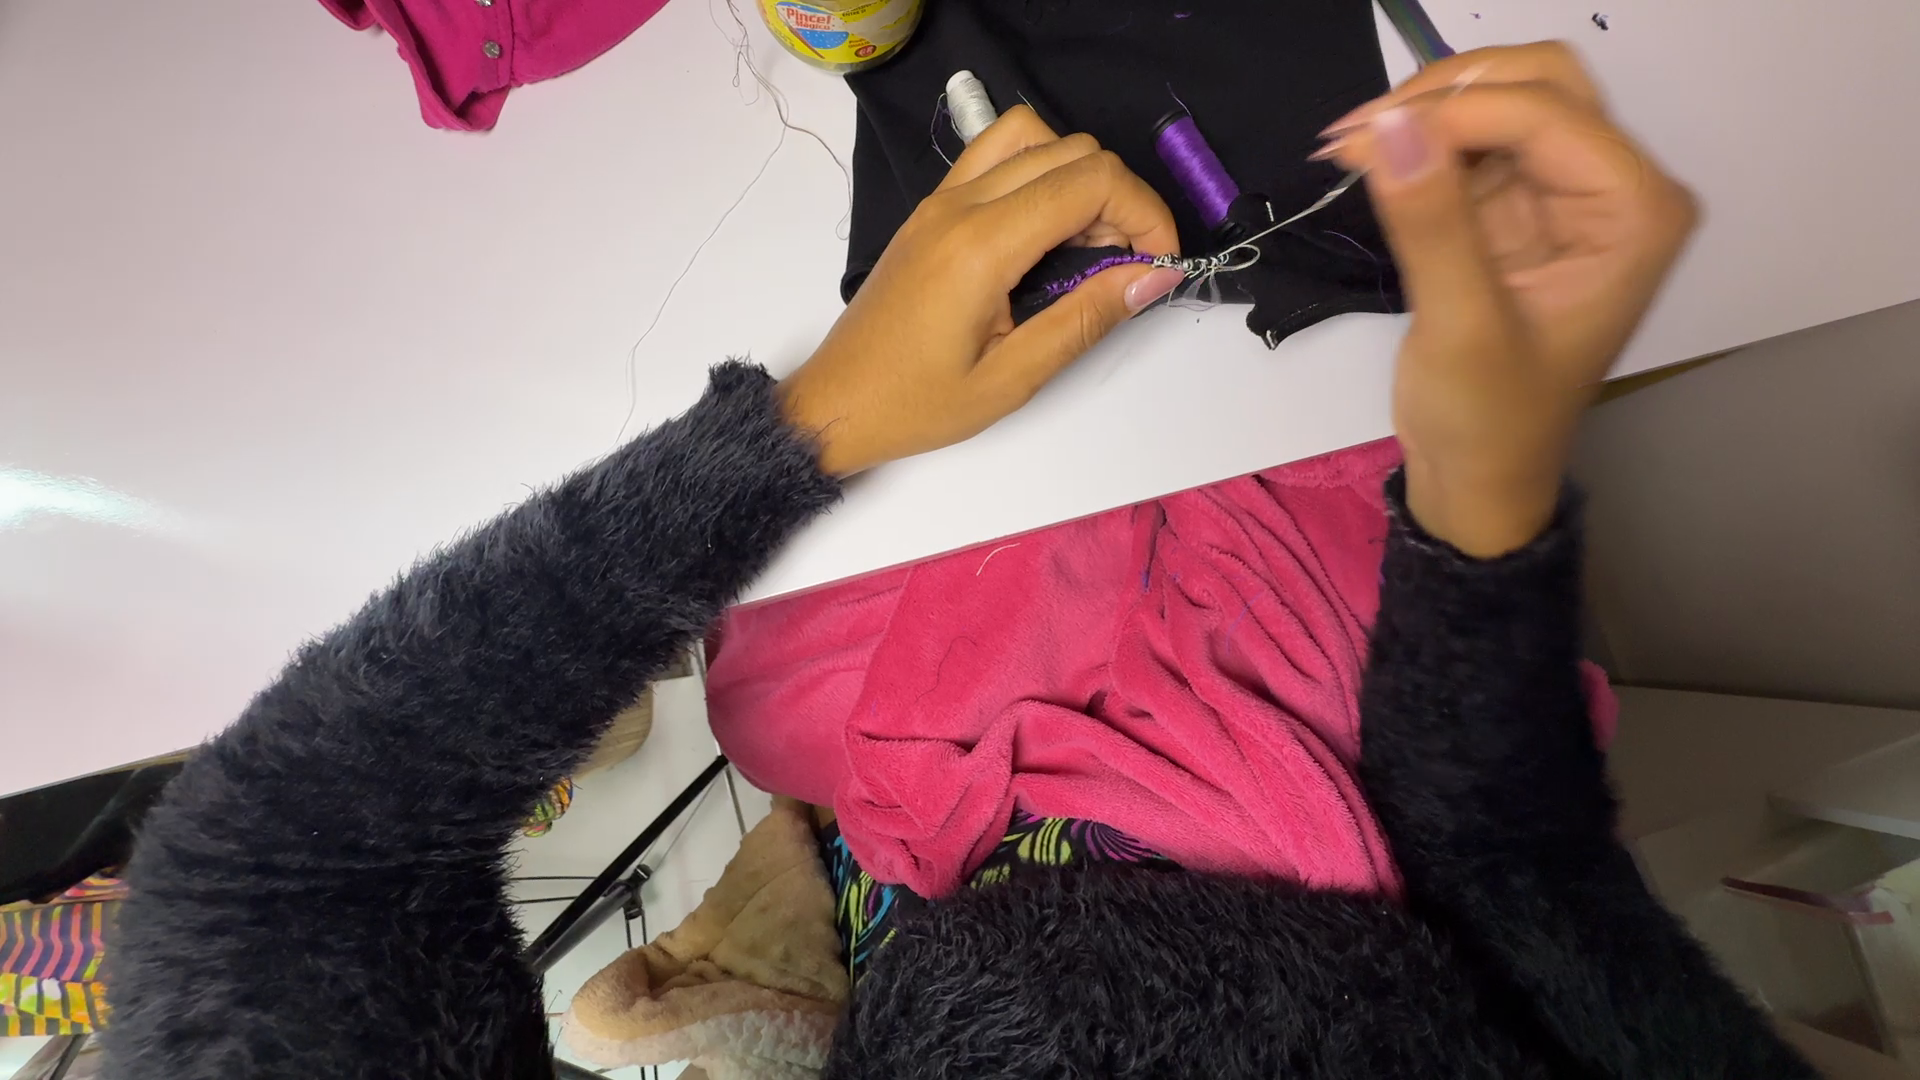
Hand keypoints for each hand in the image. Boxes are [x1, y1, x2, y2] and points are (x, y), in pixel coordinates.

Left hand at [780, 107, 1184, 475]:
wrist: (837, 403)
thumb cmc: (917, 405)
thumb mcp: (1011, 379)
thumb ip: (1085, 320)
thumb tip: (1155, 275)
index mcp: (980, 245)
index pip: (1091, 181)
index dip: (1145, 214)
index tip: (1157, 265)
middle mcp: (959, 204)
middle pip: (1069, 150)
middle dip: (1119, 200)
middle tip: (1122, 268)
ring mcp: (939, 202)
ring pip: (1031, 138)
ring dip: (1076, 179)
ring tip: (1084, 248)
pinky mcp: (929, 213)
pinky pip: (995, 160)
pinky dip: (1038, 178)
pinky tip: (1042, 238)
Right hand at [1320, 43, 1697, 554]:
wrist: (1475, 476)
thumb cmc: (1486, 418)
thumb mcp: (1460, 326)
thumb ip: (1432, 223)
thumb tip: (1387, 126)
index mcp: (1629, 211)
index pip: (1544, 113)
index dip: (1449, 111)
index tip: (1352, 141)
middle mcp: (1605, 190)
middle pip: (1535, 87)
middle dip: (1442, 96)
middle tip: (1351, 136)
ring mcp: (1555, 204)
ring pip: (1497, 113)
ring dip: (1424, 120)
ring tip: (1346, 152)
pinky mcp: (1507, 225)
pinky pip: (1467, 160)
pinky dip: (1417, 156)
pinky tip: (1370, 171)